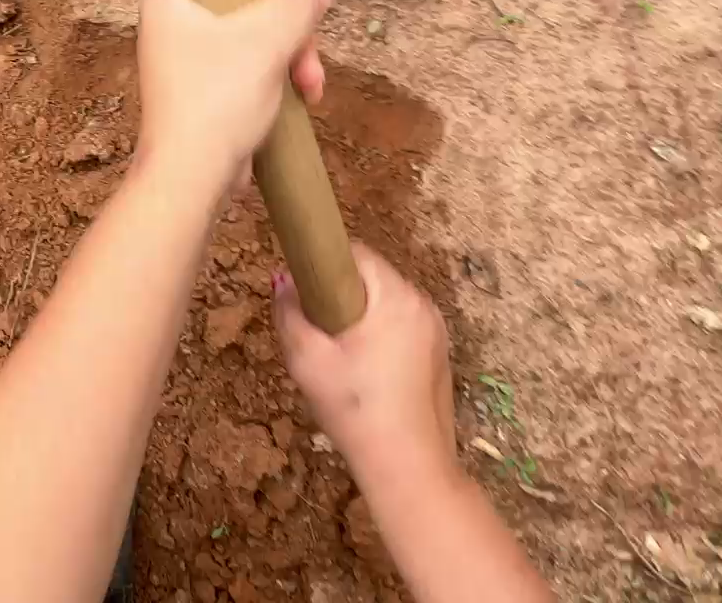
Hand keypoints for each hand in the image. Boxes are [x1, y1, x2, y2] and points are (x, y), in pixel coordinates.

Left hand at [133, 0, 332, 192]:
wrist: (189, 177)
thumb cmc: (216, 100)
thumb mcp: (264, 42)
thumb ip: (294, 3)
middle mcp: (173, 24)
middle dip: (283, 18)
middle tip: (306, 37)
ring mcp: (187, 59)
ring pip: (249, 34)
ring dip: (289, 52)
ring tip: (310, 83)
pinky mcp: (203, 90)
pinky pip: (245, 66)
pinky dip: (273, 76)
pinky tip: (302, 98)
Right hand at [272, 245, 455, 488]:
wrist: (409, 469)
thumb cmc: (355, 407)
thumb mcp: (306, 358)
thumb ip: (288, 311)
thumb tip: (282, 279)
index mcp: (396, 297)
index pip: (354, 252)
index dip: (322, 263)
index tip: (302, 290)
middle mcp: (423, 304)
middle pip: (370, 277)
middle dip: (338, 292)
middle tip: (315, 328)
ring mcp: (436, 330)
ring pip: (384, 301)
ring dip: (358, 313)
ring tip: (336, 352)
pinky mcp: (439, 354)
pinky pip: (400, 324)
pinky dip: (378, 333)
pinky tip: (362, 369)